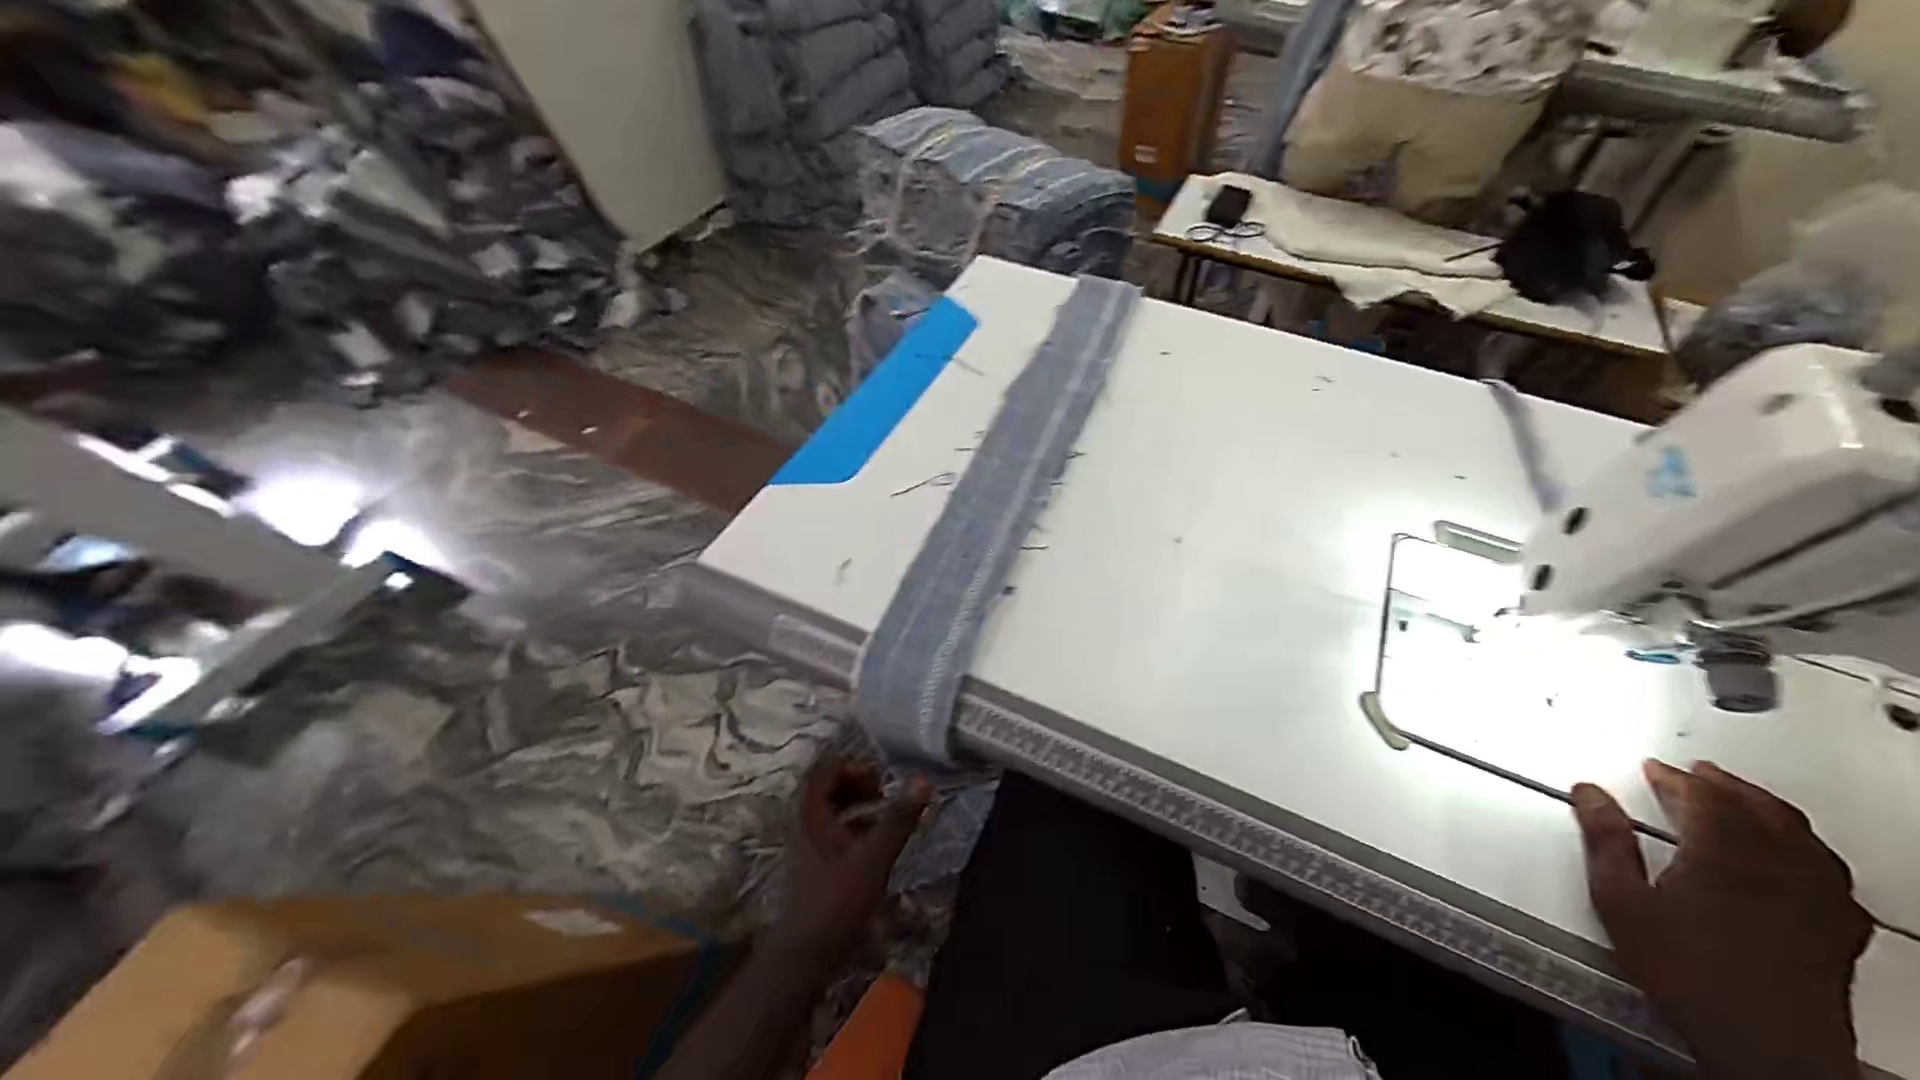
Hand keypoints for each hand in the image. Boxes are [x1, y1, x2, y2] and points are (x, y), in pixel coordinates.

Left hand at [771, 757, 930, 965]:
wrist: (806, 957)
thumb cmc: (837, 901)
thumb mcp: (874, 857)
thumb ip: (898, 818)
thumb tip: (922, 779)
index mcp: (811, 816)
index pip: (822, 772)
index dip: (850, 766)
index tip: (878, 777)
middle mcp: (804, 826)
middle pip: (825, 789)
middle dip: (856, 784)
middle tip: (884, 792)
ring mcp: (807, 848)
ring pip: (830, 813)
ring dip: (856, 806)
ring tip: (884, 814)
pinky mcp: (814, 868)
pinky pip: (833, 833)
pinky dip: (854, 828)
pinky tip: (875, 844)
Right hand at [1572, 761, 1870, 1079]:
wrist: (1761, 1046)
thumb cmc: (1687, 972)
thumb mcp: (1620, 901)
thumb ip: (1605, 840)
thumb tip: (1589, 794)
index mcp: (1724, 856)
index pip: (1704, 797)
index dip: (1676, 777)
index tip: (1655, 769)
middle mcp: (1778, 869)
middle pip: (1758, 809)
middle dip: (1723, 785)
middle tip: (1696, 773)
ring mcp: (1818, 900)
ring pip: (1801, 836)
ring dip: (1768, 808)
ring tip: (1745, 798)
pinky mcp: (1839, 929)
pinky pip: (1832, 873)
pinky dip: (1809, 850)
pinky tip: (1801, 855)